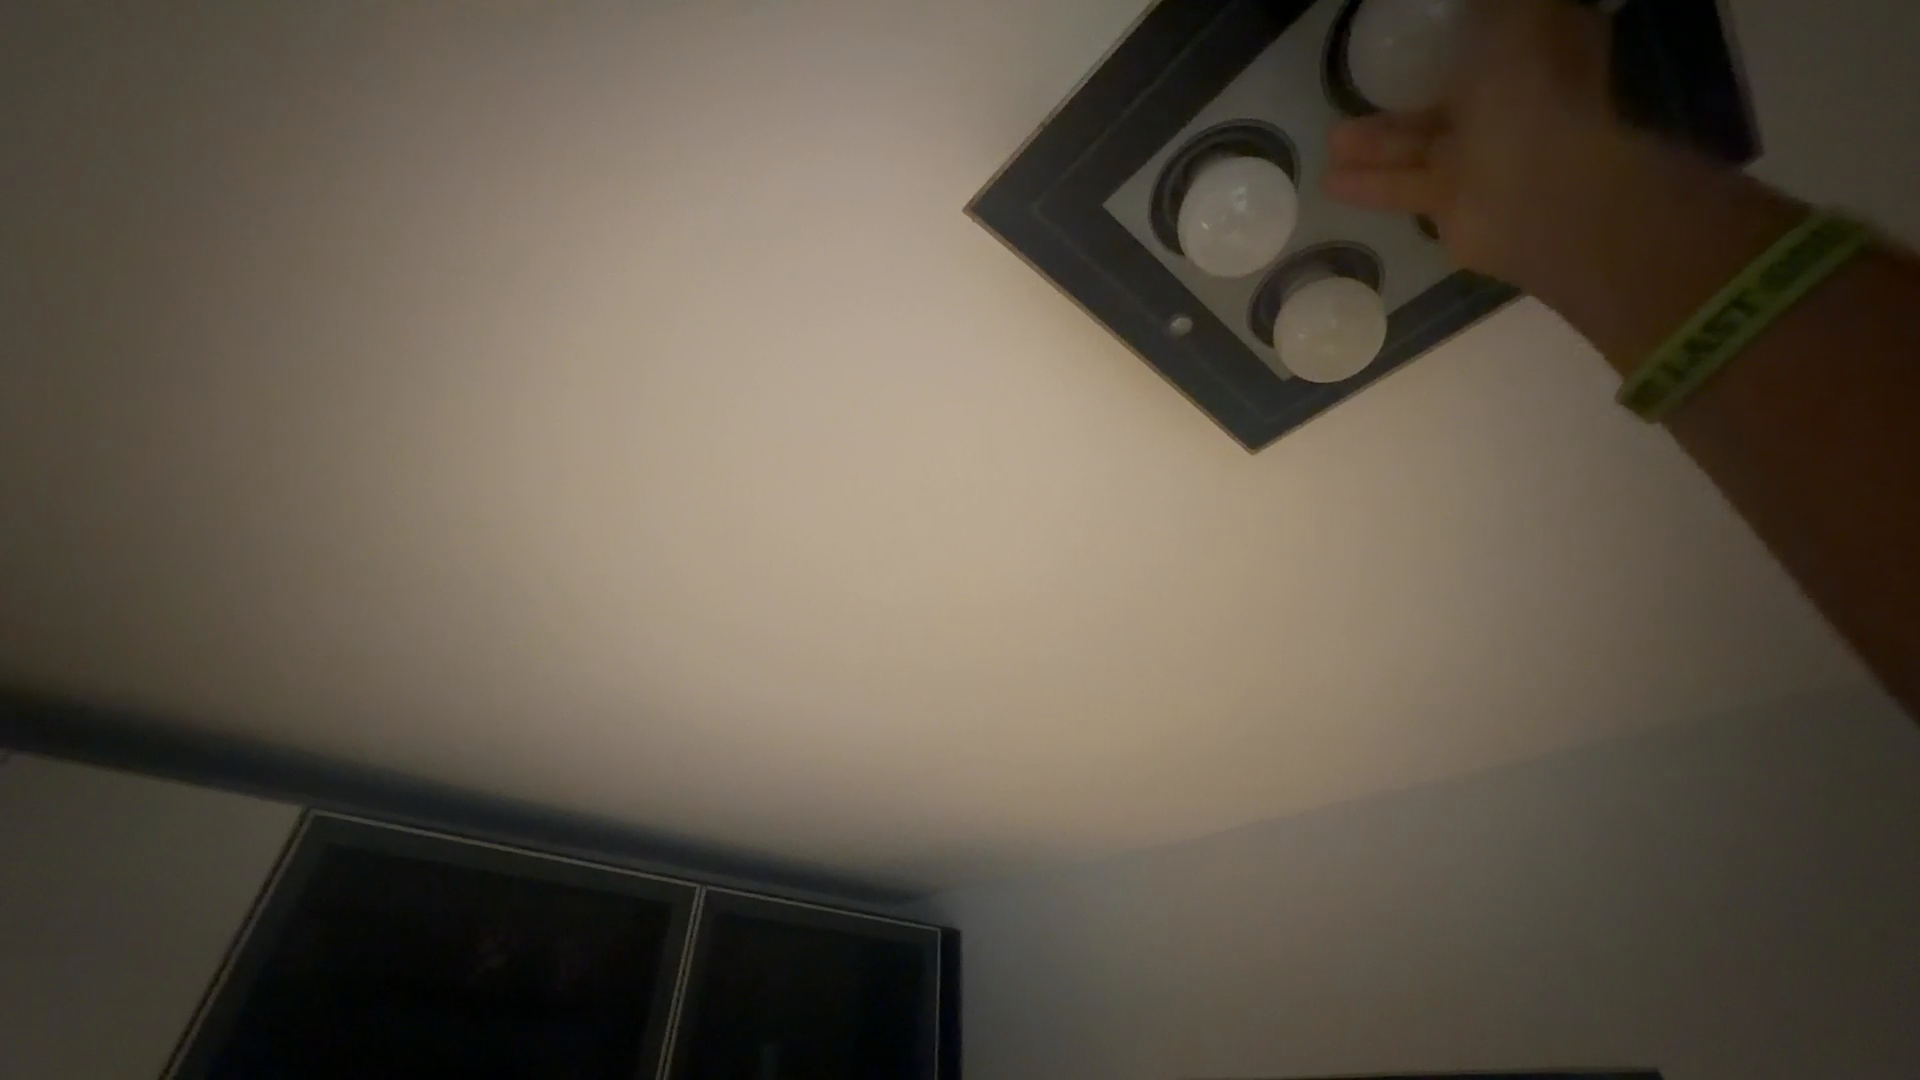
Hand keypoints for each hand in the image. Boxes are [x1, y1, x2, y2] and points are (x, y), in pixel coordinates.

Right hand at [1324, 0, 1647, 291]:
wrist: (1540, 200)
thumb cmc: (1528, 105)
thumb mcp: (1510, 26)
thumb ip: (1490, 7)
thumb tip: (1471, 3)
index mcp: (1540, 57)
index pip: (1504, 35)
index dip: (1469, 31)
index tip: (1427, 32)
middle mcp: (1513, 107)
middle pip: (1450, 96)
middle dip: (1405, 96)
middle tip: (1359, 92)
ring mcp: (1483, 159)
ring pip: (1420, 145)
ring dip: (1374, 144)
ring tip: (1330, 143)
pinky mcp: (1453, 204)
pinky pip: (1404, 188)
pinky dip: (1369, 185)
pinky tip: (1330, 182)